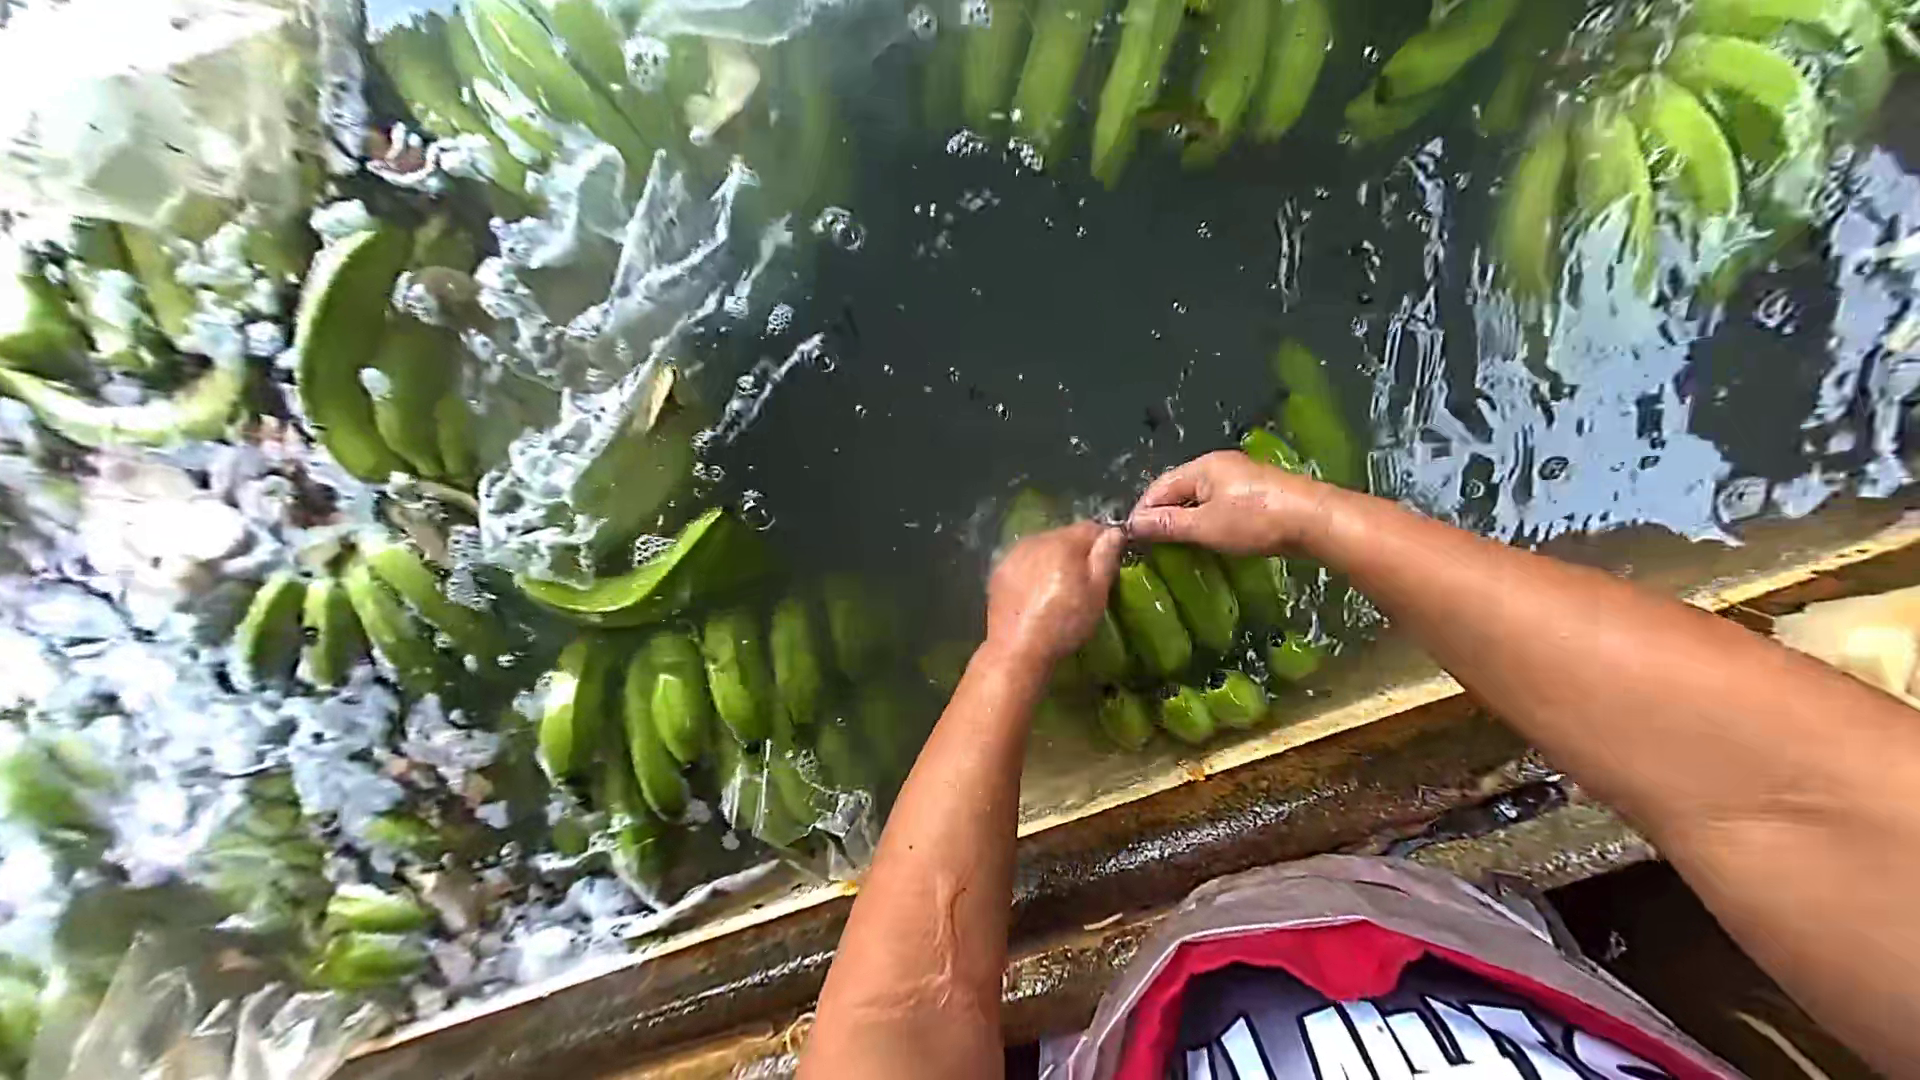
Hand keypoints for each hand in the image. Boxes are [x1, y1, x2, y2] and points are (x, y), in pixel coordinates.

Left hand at [986, 522, 1124, 666]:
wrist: (1017, 649)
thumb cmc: (1063, 623)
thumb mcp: (1096, 593)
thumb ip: (1105, 557)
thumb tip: (1114, 531)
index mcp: (1062, 542)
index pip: (1091, 527)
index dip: (1104, 542)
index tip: (1108, 562)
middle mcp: (1035, 540)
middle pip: (1065, 536)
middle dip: (1078, 551)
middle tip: (1085, 581)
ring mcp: (1013, 554)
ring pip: (1043, 547)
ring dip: (1054, 560)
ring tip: (1059, 589)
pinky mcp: (999, 570)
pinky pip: (1025, 561)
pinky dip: (1034, 570)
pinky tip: (1037, 593)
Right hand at [1126, 451, 1332, 554]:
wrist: (1317, 521)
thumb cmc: (1256, 521)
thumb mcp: (1204, 526)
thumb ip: (1167, 524)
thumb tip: (1132, 524)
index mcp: (1201, 466)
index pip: (1157, 487)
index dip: (1142, 512)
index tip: (1132, 538)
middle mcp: (1217, 465)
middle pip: (1177, 489)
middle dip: (1161, 514)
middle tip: (1150, 543)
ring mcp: (1238, 476)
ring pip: (1197, 496)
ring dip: (1183, 517)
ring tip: (1173, 542)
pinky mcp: (1255, 491)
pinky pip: (1216, 502)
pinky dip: (1203, 517)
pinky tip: (1204, 536)